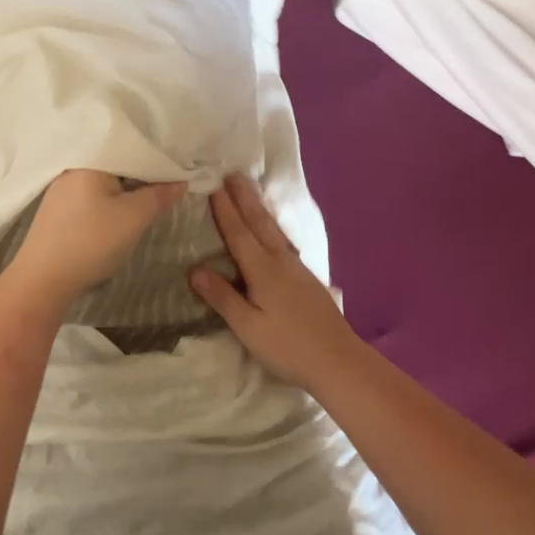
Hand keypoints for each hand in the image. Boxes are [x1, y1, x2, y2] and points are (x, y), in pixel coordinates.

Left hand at [5, 169, 186, 306]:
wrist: (43, 279)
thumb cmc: (91, 241)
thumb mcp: (134, 217)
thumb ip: (159, 195)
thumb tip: (180, 181)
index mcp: (89, 160)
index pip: (130, 146)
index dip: (156, 157)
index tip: (178, 167)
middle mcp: (73, 168)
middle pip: (117, 164)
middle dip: (141, 174)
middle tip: (169, 182)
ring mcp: (61, 189)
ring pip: (104, 182)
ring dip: (125, 189)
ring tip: (150, 197)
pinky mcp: (57, 210)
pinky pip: (91, 196)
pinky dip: (109, 201)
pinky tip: (120, 212)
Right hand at [191, 174, 365, 389]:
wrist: (340, 361)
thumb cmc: (288, 347)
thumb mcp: (248, 327)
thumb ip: (223, 297)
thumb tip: (194, 270)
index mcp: (263, 270)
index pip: (239, 234)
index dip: (225, 211)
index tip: (213, 187)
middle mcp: (281, 262)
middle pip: (260, 224)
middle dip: (244, 198)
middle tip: (233, 173)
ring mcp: (298, 269)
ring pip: (275, 231)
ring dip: (260, 209)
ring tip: (251, 191)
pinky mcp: (308, 280)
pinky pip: (285, 241)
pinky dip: (273, 227)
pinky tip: (275, 232)